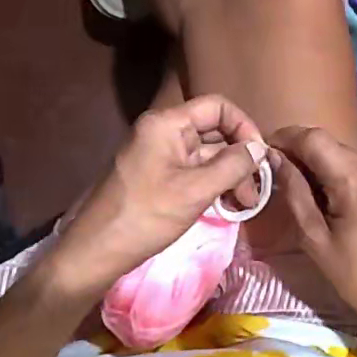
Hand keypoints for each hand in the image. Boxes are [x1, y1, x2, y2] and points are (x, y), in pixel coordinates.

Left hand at [51, 95, 267, 297]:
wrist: (97, 249)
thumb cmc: (146, 215)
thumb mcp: (196, 190)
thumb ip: (232, 165)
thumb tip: (260, 149)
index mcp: (167, 123)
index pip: (217, 107)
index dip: (244, 127)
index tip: (259, 158)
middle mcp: (162, 131)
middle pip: (213, 131)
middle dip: (239, 158)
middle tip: (254, 192)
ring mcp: (157, 153)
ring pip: (204, 154)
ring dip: (228, 175)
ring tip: (243, 204)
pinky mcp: (155, 175)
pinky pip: (191, 170)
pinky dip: (211, 183)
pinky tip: (225, 204)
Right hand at [269, 126, 356, 342]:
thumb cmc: (352, 272)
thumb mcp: (312, 236)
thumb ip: (293, 190)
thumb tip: (274, 156)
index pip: (316, 140)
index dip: (288, 138)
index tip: (269, 149)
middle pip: (331, 144)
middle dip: (304, 153)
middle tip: (284, 171)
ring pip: (346, 151)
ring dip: (324, 162)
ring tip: (312, 187)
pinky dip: (344, 169)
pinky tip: (338, 192)